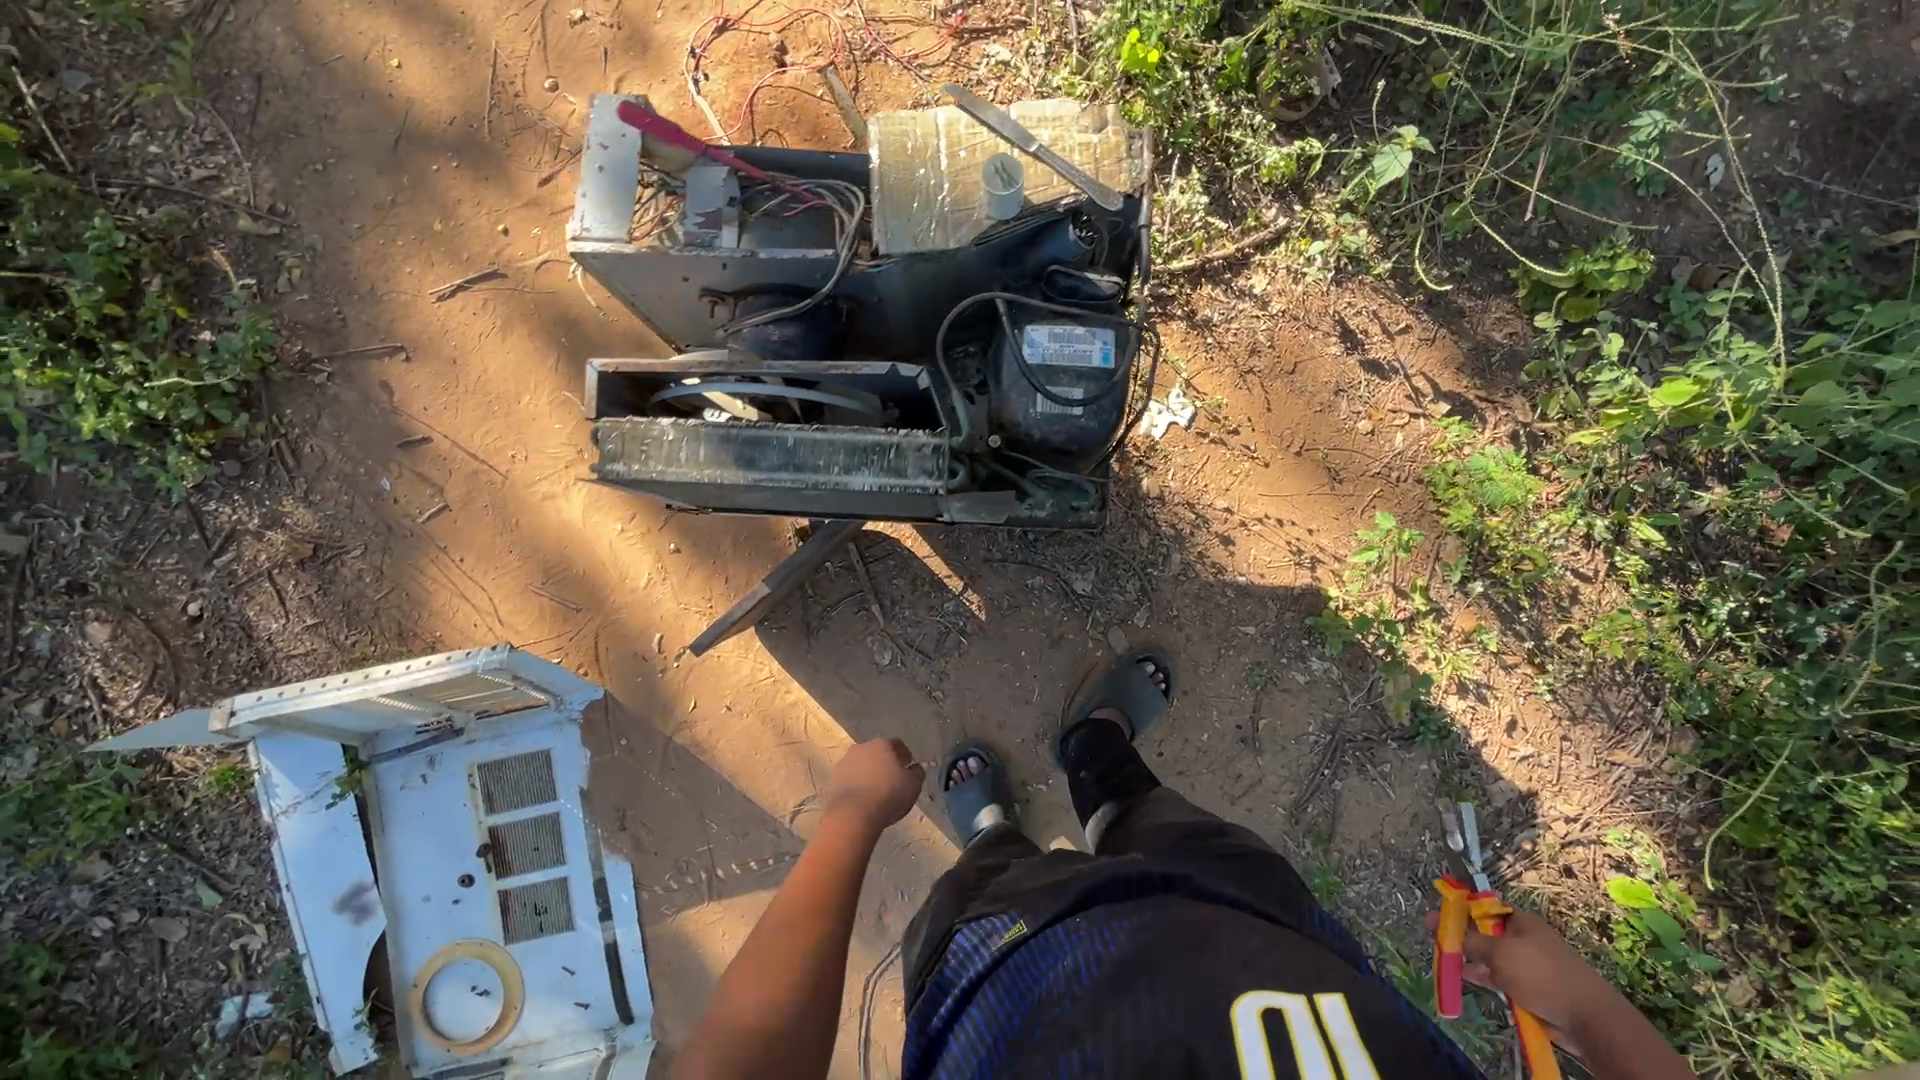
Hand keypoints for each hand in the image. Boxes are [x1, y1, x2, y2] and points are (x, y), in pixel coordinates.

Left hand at [822, 739, 924, 833]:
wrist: (853, 814)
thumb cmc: (888, 796)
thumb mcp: (913, 786)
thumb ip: (917, 773)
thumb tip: (915, 767)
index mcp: (883, 744)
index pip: (898, 745)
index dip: (905, 756)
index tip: (909, 769)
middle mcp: (862, 747)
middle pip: (877, 753)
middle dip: (884, 763)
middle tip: (892, 780)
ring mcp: (845, 762)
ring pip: (861, 764)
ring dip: (868, 773)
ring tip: (875, 791)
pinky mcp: (833, 778)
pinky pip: (850, 778)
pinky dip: (856, 784)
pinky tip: (862, 798)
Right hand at [1424, 908, 1625, 1054]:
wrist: (1588, 1019)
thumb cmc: (1542, 975)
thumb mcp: (1499, 953)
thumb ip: (1469, 940)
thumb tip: (1440, 925)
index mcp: (1521, 922)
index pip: (1485, 907)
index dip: (1462, 908)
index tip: (1440, 914)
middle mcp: (1524, 939)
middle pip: (1485, 932)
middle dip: (1462, 935)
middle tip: (1437, 939)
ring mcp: (1527, 965)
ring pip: (1490, 957)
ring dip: (1470, 959)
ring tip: (1445, 961)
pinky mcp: (1529, 988)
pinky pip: (1500, 978)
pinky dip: (1483, 977)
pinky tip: (1465, 978)